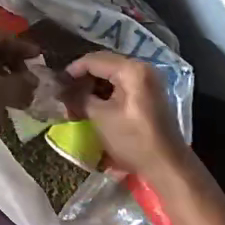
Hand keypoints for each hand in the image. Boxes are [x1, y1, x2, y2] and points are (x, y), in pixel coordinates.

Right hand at [63, 51, 193, 178]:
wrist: (167, 165)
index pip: (94, 60)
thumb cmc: (133, 140)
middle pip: (104, 64)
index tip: (57, 83)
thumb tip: (63, 92)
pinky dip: (107, 92)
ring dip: (94, 85)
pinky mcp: (150, 93)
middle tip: (64, 92)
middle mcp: (142, 67)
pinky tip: (94, 104)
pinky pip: (123, 84)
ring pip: (113, 74)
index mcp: (132, 69)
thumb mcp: (100, 118)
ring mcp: (149, 80)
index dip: (73, 70)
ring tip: (76, 99)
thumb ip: (79, 99)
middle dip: (83, 78)